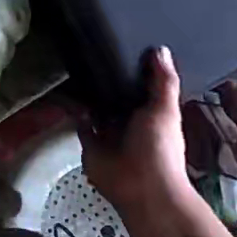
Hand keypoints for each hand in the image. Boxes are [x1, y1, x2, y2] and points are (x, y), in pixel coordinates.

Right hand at [81, 47, 191, 210]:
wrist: (141, 188)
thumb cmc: (160, 149)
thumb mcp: (165, 109)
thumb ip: (163, 81)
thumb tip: (161, 49)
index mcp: (153, 114)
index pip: (142, 88)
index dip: (134, 71)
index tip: (123, 48)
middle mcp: (130, 123)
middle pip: (117, 98)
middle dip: (107, 83)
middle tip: (93, 55)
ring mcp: (110, 135)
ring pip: (97, 109)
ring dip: (89, 96)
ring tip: (77, 70)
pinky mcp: (90, 145)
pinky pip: (80, 125)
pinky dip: (75, 114)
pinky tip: (71, 98)